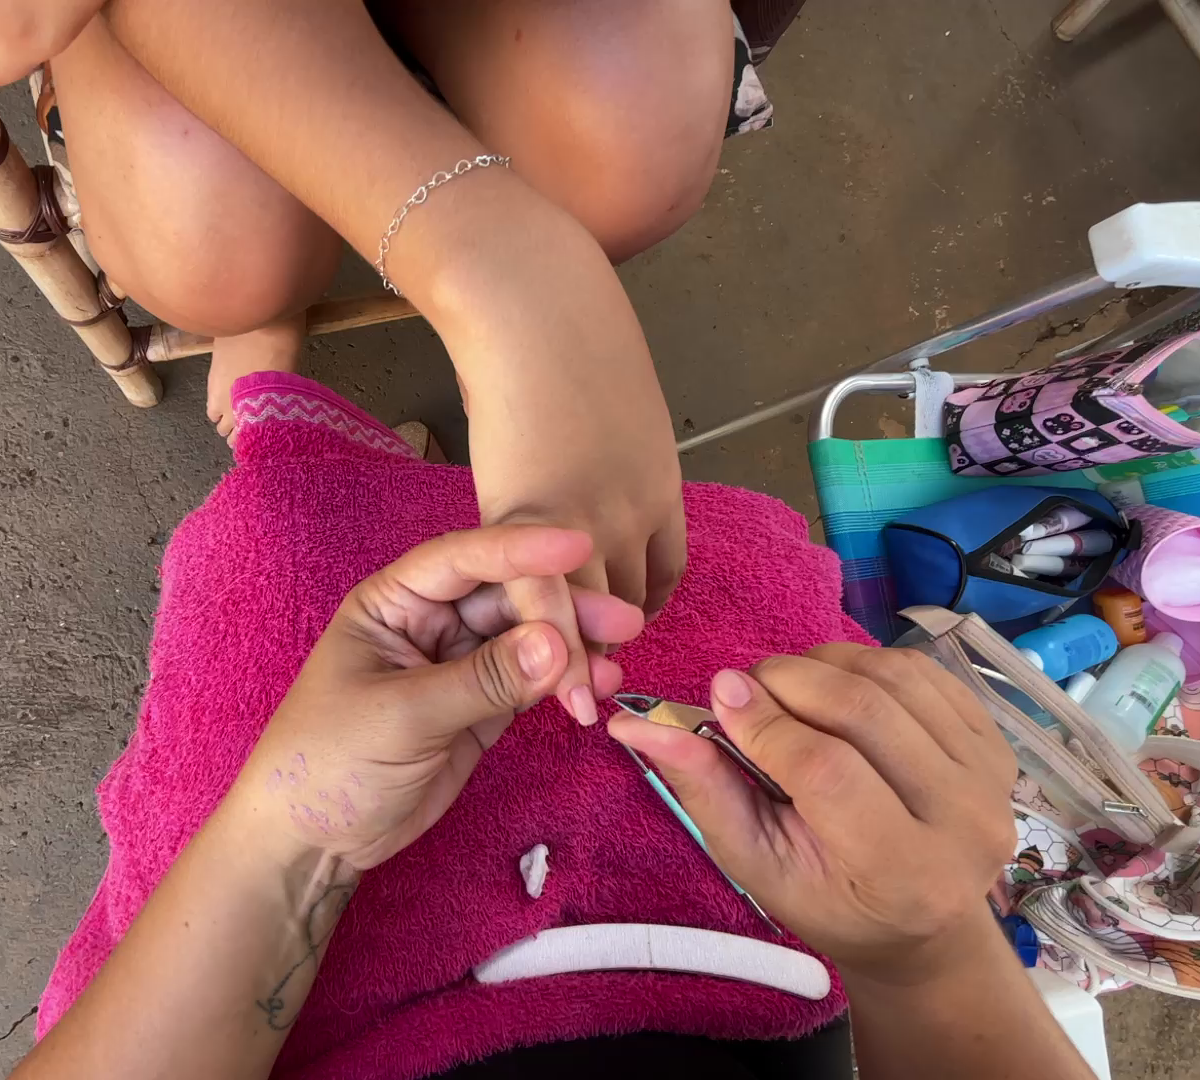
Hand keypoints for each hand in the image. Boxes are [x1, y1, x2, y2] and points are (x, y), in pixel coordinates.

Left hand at [237, 526, 644, 869]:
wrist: (316, 839)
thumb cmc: (331, 761)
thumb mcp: (403, 716)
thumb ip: (482, 680)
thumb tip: (556, 644)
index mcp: (395, 601)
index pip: (463, 559)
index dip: (520, 548)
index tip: (578, 546)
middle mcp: (431, 621)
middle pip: (507, 595)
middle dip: (560, 608)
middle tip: (620, 624)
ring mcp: (460, 662)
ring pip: (526, 636)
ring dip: (572, 645)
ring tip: (614, 665)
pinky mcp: (482, 704)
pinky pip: (530, 681)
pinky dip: (563, 682)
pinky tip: (596, 688)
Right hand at [431, 207, 687, 728]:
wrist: (536, 311)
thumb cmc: (571, 350)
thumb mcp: (619, 413)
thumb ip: (616, 465)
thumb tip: (595, 487)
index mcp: (660, 486)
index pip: (664, 571)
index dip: (641, 608)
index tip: (620, 628)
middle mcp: (639, 512)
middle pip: (633, 598)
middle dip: (615, 641)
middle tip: (599, 682)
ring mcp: (591, 517)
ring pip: (594, 611)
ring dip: (584, 656)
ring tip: (574, 702)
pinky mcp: (538, 516)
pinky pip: (549, 601)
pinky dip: (551, 647)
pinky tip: (544, 681)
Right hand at [608, 644, 1015, 984]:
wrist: (920, 920)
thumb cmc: (824, 897)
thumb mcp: (751, 857)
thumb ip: (700, 786)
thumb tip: (635, 723)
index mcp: (901, 870)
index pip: (829, 771)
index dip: (765, 722)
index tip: (717, 694)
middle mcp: (965, 821)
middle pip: (864, 710)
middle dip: (787, 680)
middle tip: (747, 689)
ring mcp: (990, 777)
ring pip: (890, 676)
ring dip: (822, 664)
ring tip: (790, 691)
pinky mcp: (997, 742)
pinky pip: (919, 668)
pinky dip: (863, 661)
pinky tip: (838, 688)